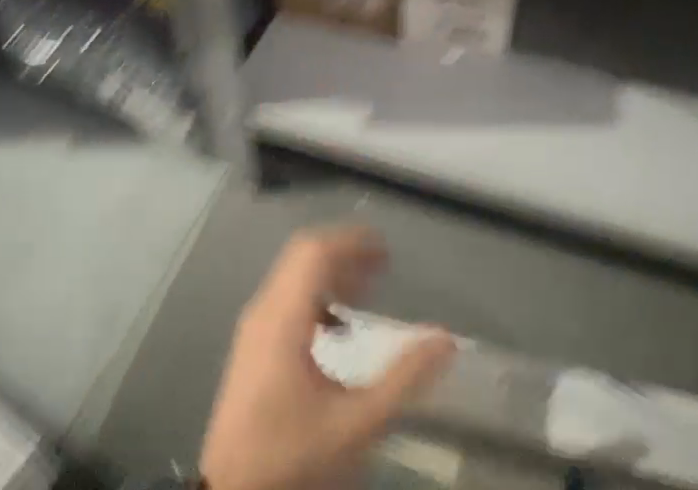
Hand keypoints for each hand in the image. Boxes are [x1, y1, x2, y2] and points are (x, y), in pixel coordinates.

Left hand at [200, 227, 456, 489]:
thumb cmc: (292, 455)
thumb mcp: (356, 423)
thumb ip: (403, 379)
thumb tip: (445, 340)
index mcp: (282, 320)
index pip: (313, 253)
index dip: (350, 242)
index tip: (386, 248)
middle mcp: (262, 313)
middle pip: (302, 259)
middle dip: (345, 255)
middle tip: (384, 267)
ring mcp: (253, 330)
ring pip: (292, 278)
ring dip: (331, 276)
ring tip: (368, 293)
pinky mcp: (252, 348)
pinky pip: (285, 300)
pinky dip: (315, 297)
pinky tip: (340, 328)